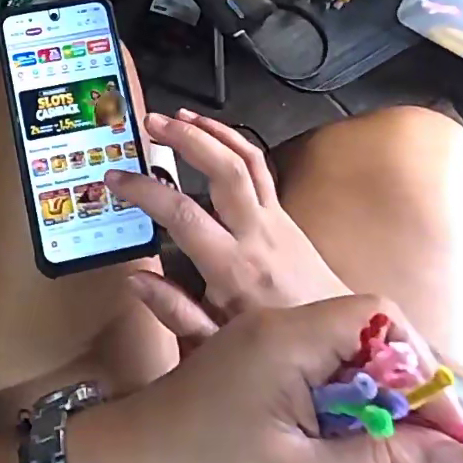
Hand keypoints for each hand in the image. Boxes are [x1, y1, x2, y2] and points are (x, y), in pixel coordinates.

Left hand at [67, 297, 462, 462]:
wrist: (136, 457)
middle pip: (363, 332)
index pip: (378, 315)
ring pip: (340, 352)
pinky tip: (339, 441)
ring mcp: (260, 337)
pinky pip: (313, 365)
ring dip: (369, 399)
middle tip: (413, 453)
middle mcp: (275, 322)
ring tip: (378, 454)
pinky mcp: (252, 356)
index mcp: (288, 336)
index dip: (421, 368)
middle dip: (401, 389)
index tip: (440, 432)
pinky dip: (338, 400)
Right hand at [105, 109, 346, 337]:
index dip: (145, 191)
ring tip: (177, 115)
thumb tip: (135, 278)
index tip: (116, 178)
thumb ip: (176, 312)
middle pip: (224, 170)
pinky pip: (258, 167)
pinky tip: (210, 133)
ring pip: (246, 159)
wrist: (346, 344)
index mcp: (234, 268)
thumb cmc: (279, 346)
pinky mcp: (283, 214)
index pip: (183, 215)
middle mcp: (257, 234)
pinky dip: (233, 142)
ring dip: (210, 131)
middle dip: (186, 139)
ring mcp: (275, 219)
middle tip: (151, 123)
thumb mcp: (220, 344)